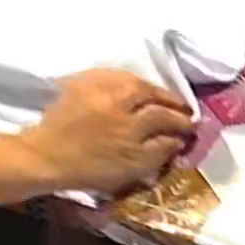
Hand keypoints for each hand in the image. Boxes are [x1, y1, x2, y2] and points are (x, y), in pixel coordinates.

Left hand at [14, 69, 193, 194]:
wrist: (49, 157)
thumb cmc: (98, 168)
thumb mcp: (138, 167)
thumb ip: (161, 150)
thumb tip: (179, 138)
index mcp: (128, 124)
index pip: (163, 115)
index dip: (182, 120)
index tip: (195, 126)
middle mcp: (110, 101)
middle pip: (144, 89)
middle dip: (167, 97)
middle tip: (182, 107)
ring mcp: (91, 89)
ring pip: (125, 78)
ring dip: (147, 86)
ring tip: (160, 97)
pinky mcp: (77, 85)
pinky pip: (105, 75)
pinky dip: (124, 79)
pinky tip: (131, 89)